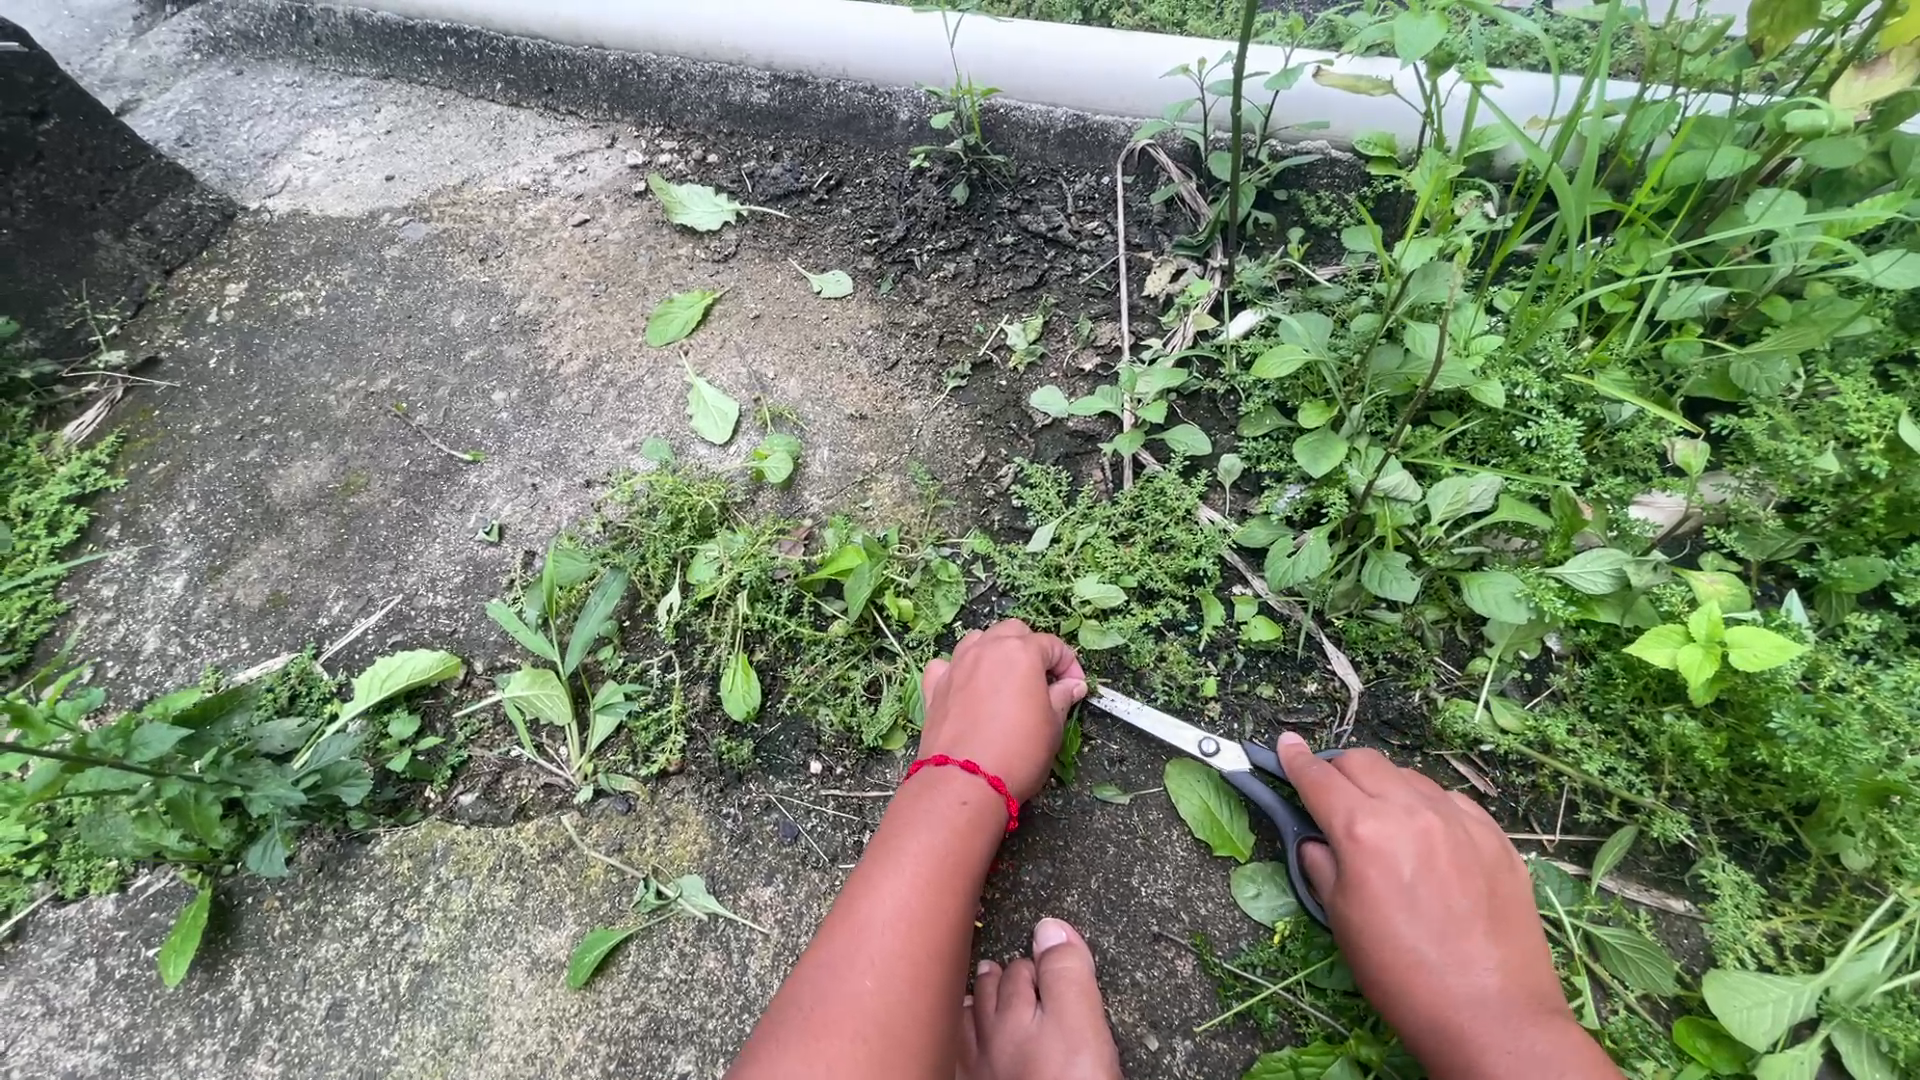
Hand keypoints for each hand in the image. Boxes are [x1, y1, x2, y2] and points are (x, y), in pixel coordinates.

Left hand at [918, 620, 1087, 801]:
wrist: (965, 781)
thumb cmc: (1017, 752)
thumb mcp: (1052, 726)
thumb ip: (1062, 697)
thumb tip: (1072, 685)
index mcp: (1020, 652)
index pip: (1052, 645)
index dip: (1069, 665)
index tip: (1075, 686)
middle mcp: (986, 650)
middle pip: (1012, 632)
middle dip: (1032, 648)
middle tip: (1044, 679)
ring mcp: (957, 665)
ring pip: (978, 640)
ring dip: (995, 651)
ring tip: (1006, 679)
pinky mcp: (936, 686)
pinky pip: (947, 665)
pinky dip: (958, 670)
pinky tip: (967, 686)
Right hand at [1277, 733, 1595, 1077]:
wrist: (1494, 1019)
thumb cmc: (1401, 974)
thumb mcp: (1340, 916)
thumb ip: (1321, 862)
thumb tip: (1317, 838)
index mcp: (1362, 830)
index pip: (1317, 777)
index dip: (1295, 759)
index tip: (1286, 744)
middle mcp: (1410, 812)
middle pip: (1362, 761)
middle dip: (1338, 771)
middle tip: (1333, 797)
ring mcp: (1459, 821)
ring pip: (1407, 776)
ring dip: (1384, 787)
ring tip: (1385, 823)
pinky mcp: (1495, 839)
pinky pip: (1450, 801)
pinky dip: (1427, 807)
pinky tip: (1428, 839)